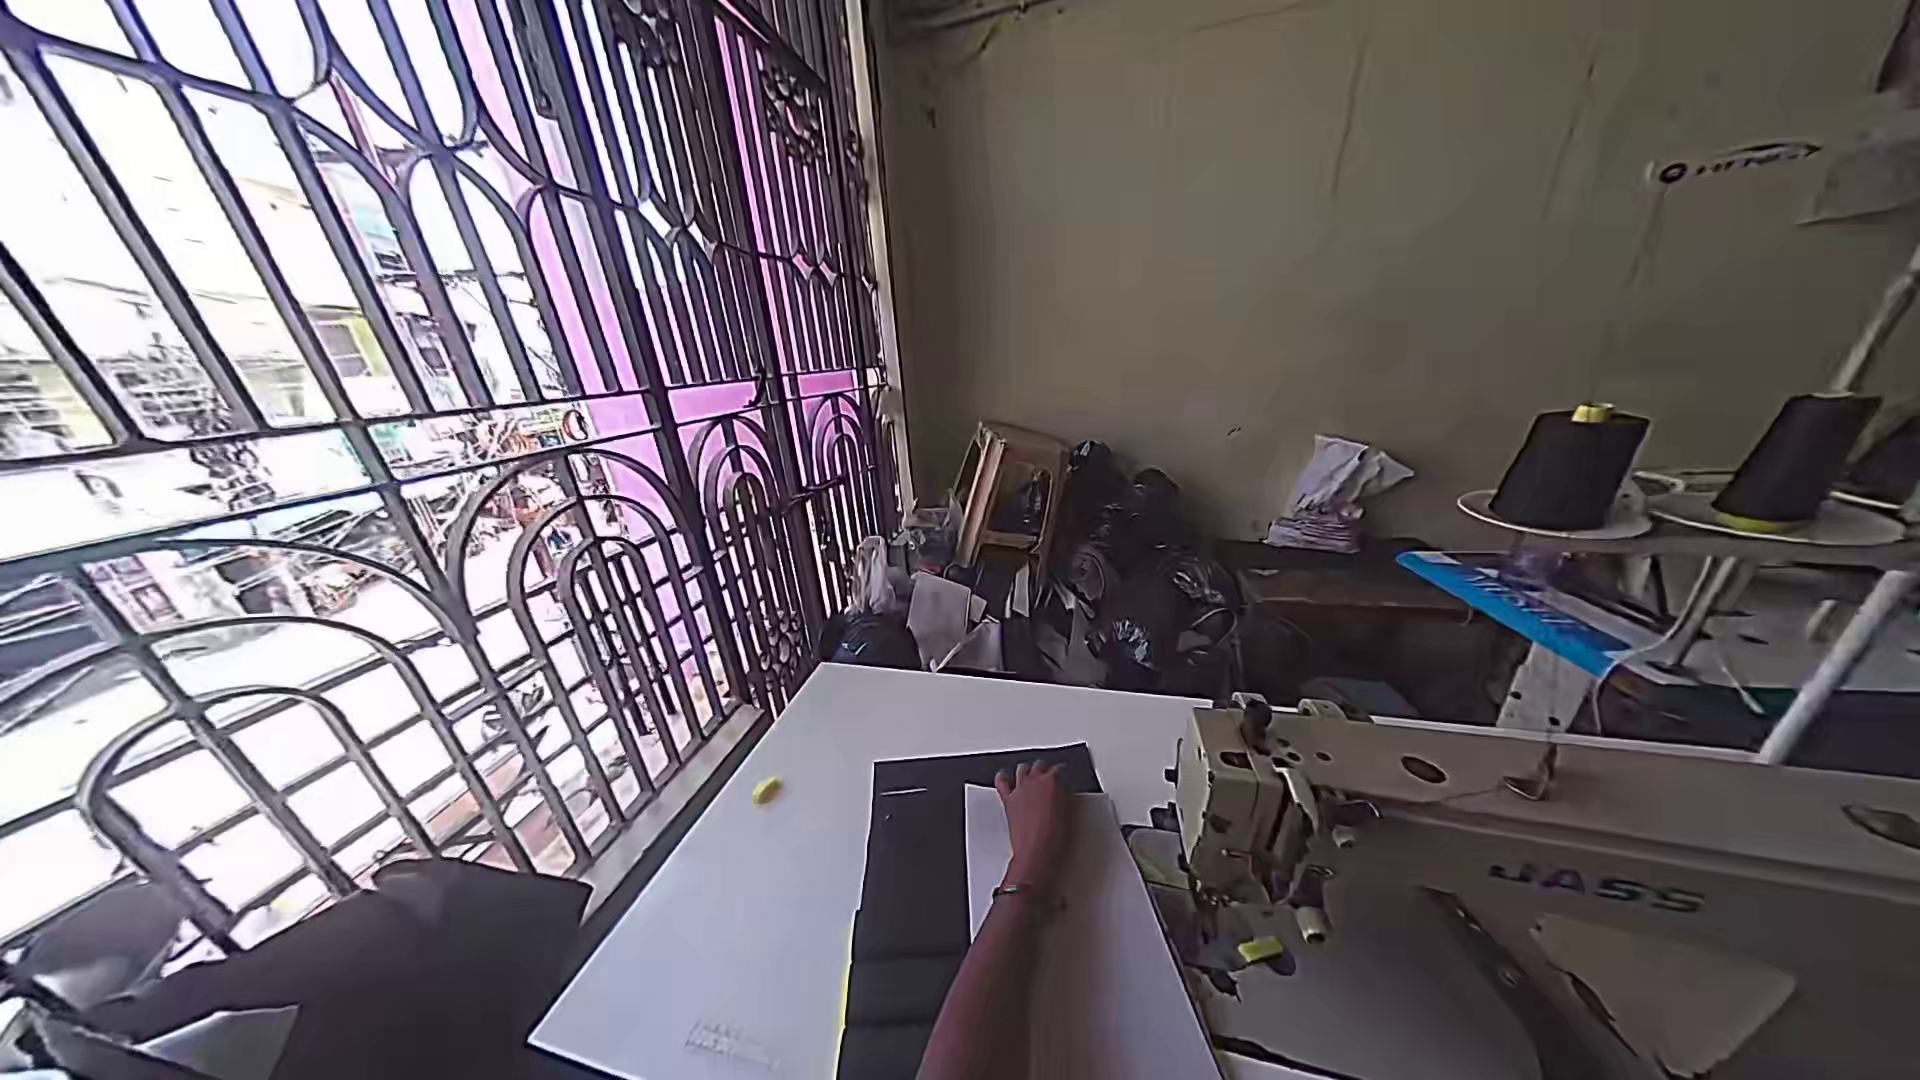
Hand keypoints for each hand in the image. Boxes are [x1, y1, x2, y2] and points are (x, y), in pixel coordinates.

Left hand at [995, 761, 1068, 892]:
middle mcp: (1034, 781)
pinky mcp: (1008, 799)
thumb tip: (1064, 792)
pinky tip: (1004, 775)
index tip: (1064, 774)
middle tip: (1049, 772)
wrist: (1036, 851)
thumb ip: (1065, 796)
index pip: (1059, 769)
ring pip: (1022, 769)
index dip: (1063, 772)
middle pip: (1039, 765)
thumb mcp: (1069, 813)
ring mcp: (1020, 789)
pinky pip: (1002, 782)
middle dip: (1045, 768)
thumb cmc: (1053, 837)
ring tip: (1030, 772)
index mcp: (1053, 782)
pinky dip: (1003, 777)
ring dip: (1028, 770)